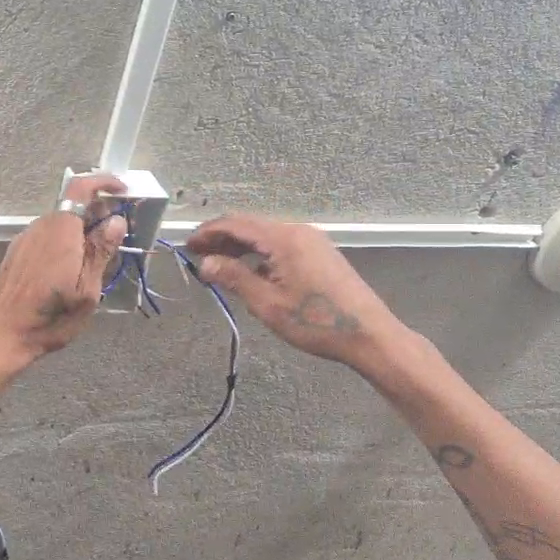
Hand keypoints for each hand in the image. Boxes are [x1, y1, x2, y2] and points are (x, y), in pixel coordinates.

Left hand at [0, 173, 128, 367]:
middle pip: (72, 207)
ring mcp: (25, 239)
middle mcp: (40, 227)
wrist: (1, 335)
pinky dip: (65, 242)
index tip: (123, 191)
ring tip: (97, 262)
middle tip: (116, 239)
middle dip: (97, 215)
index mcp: (60, 231)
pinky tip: (71, 270)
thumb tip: (116, 221)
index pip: (81, 188)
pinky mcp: (17, 252)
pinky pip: (47, 237)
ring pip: (60, 224)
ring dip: (81, 232)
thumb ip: (101, 251)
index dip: (104, 182)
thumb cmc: (50, 318)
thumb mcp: (87, 290)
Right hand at [185, 215, 400, 367]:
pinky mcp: (321, 254)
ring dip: (241, 246)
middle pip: (250, 226)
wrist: (371, 336)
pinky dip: (260, 253)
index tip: (188, 245)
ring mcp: (312, 241)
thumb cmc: (316, 322)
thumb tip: (206, 263)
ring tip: (220, 264)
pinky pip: (281, 244)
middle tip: (199, 254)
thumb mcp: (268, 303)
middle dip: (222, 238)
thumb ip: (234, 278)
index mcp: (283, 238)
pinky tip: (252, 272)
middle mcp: (297, 231)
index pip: (236, 224)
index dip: (208, 232)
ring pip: (266, 235)